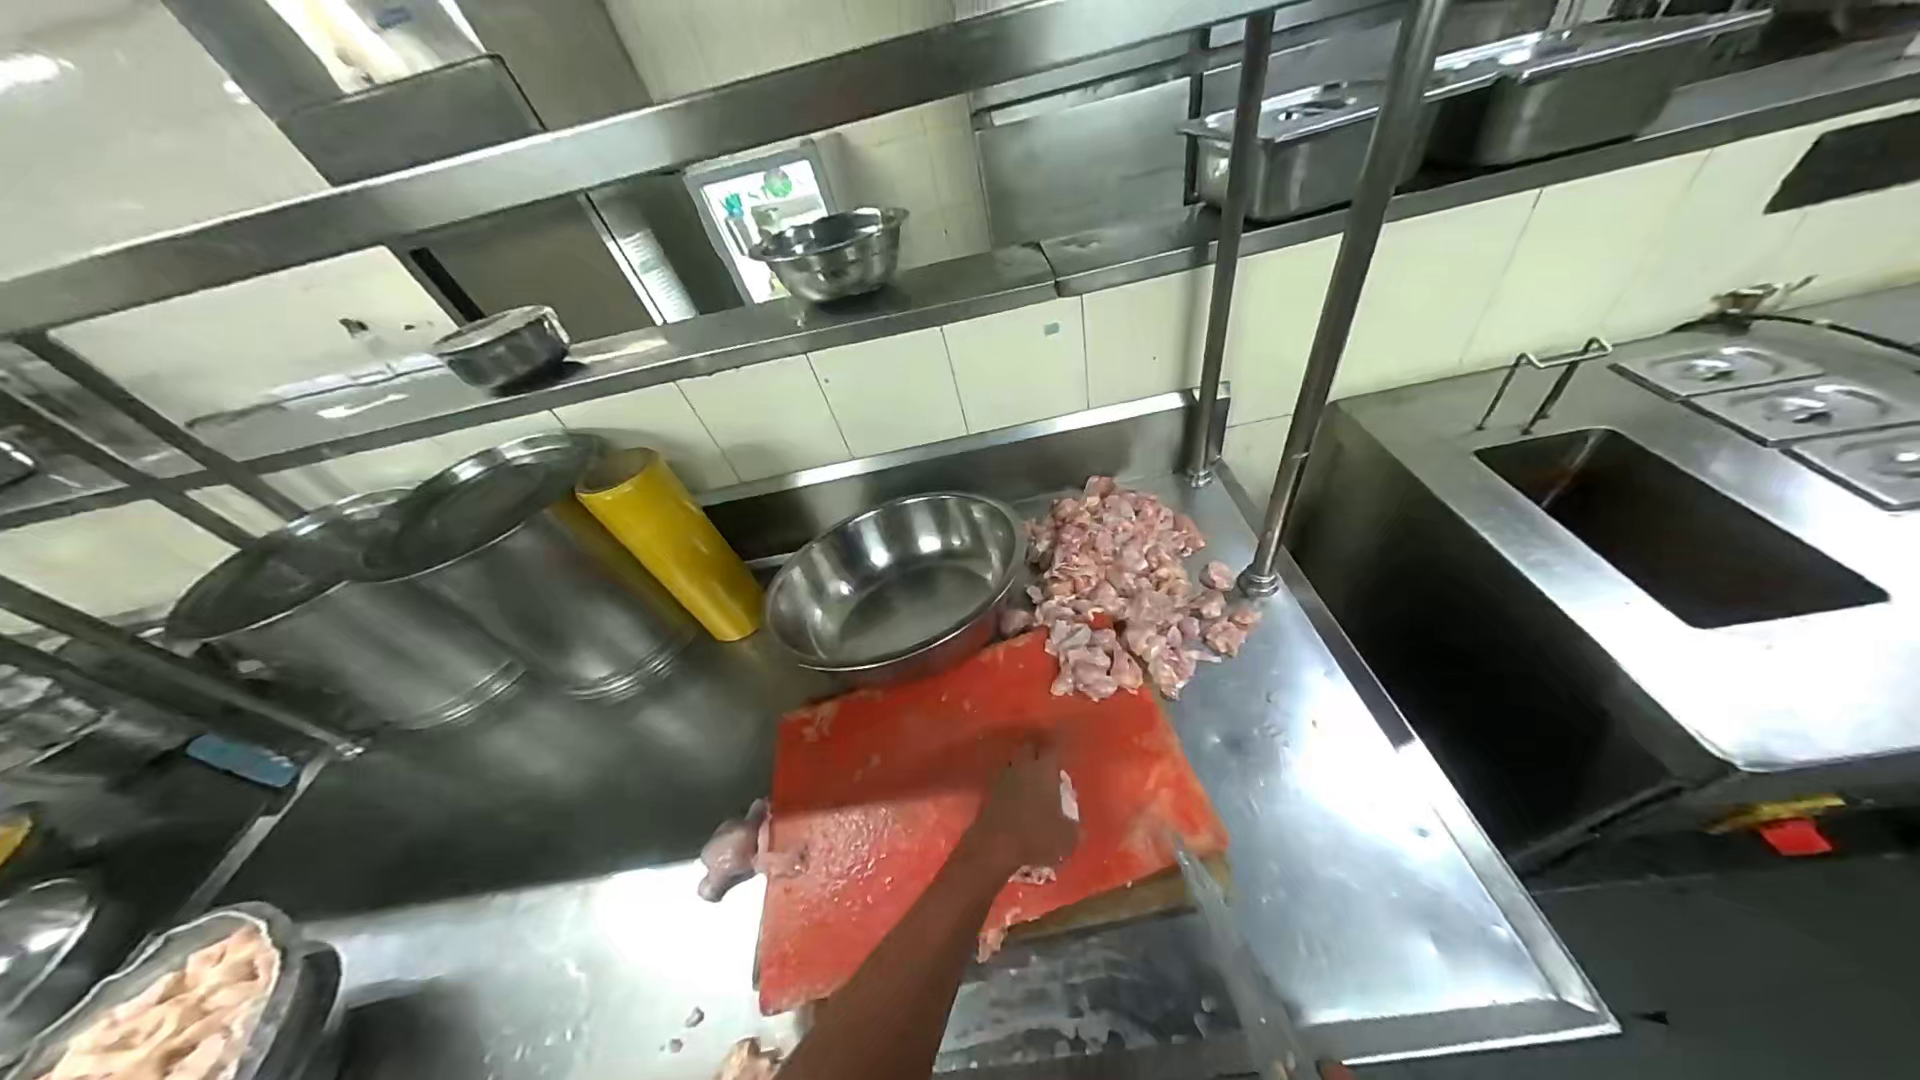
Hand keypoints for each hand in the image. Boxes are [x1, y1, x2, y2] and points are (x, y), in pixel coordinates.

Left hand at [965, 738, 1078, 873]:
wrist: (995, 847)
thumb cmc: (1036, 837)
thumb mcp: (1067, 838)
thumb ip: (1074, 827)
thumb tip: (1077, 826)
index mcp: (1044, 770)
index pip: (1053, 750)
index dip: (1059, 752)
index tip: (1065, 758)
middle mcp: (1023, 766)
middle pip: (1030, 748)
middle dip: (1038, 753)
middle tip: (1049, 766)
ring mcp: (1003, 777)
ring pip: (1015, 762)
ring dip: (1023, 768)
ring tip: (1033, 781)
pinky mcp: (989, 792)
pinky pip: (1003, 779)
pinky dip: (1011, 784)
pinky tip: (1018, 797)